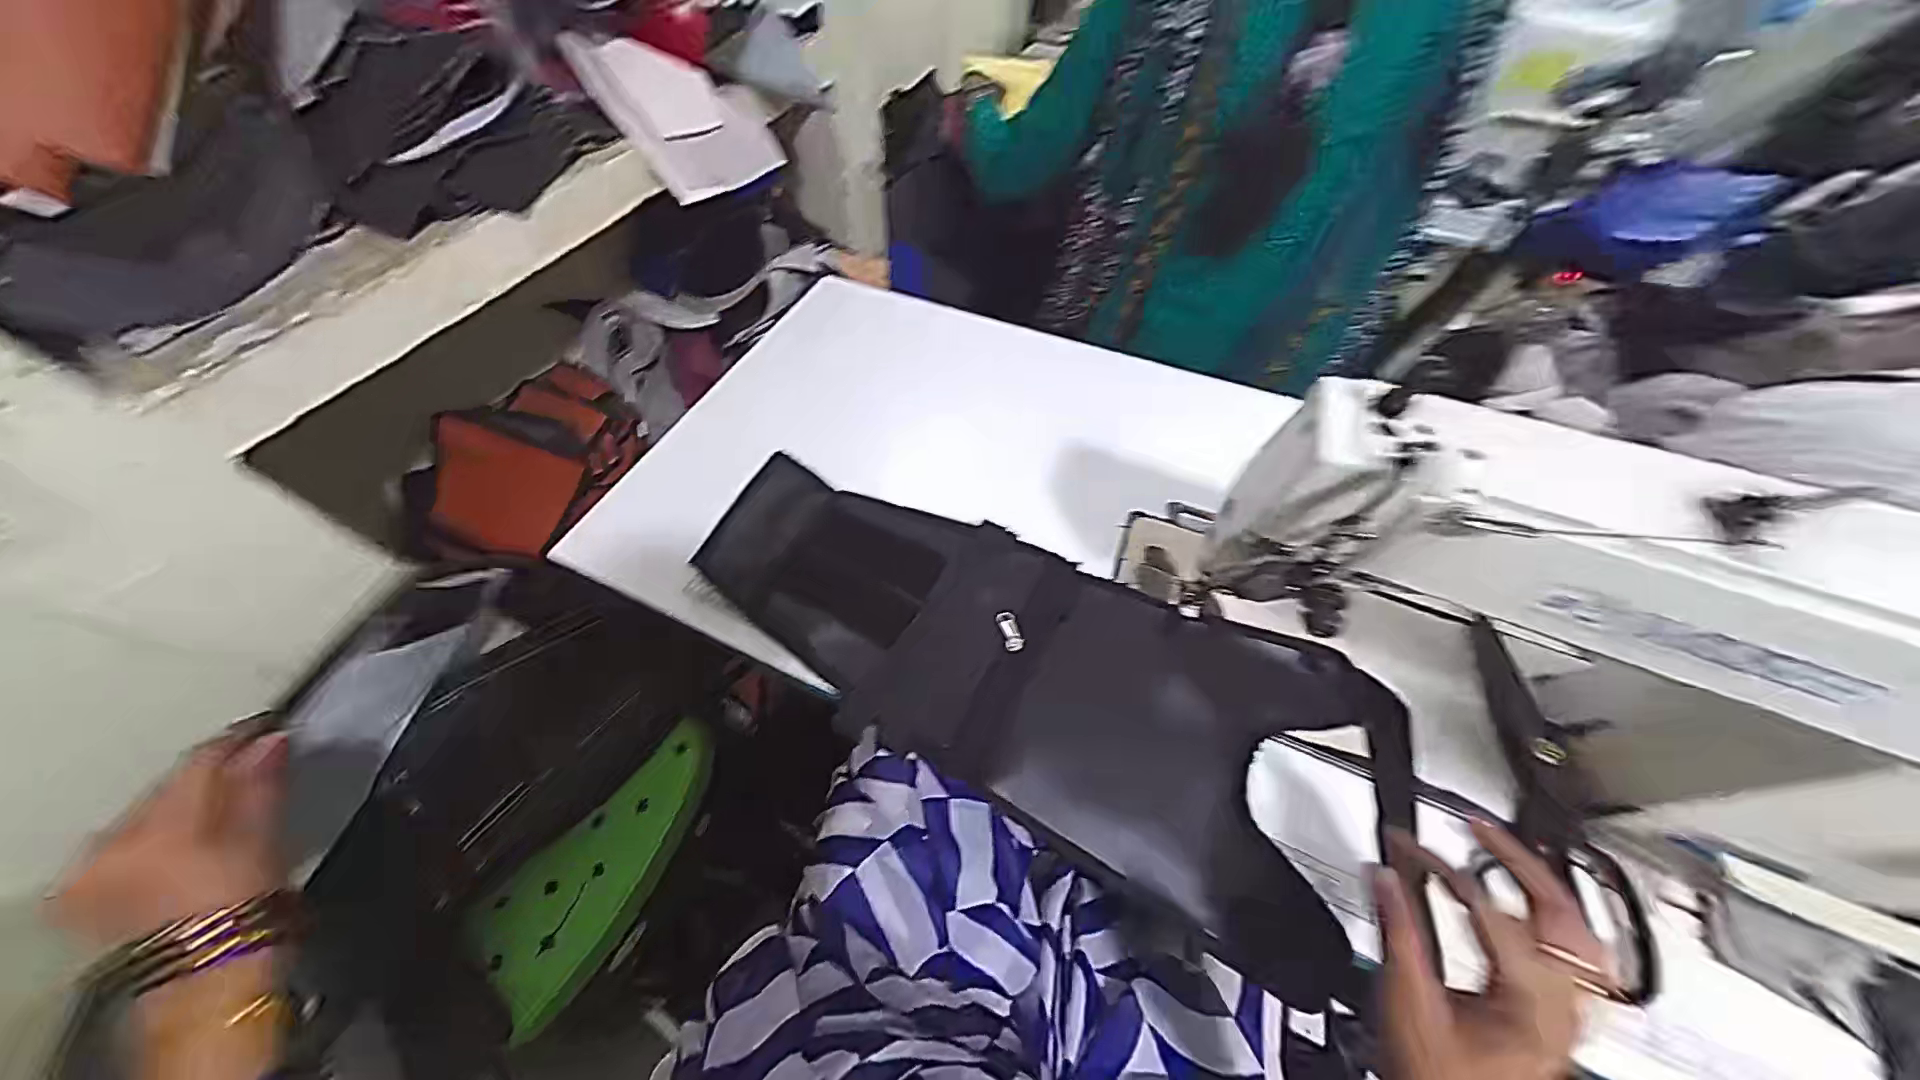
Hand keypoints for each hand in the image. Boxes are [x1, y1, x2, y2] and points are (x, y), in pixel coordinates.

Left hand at [53, 727, 288, 946]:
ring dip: (179, 803)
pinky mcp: (79, 893)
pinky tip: (182, 838)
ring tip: (218, 806)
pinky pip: (119, 841)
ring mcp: (88, 874)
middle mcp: (112, 847)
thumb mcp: (265, 836)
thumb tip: (269, 740)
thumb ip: (261, 783)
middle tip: (249, 765)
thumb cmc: (246, 905)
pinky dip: (154, 831)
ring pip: (141, 813)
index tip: (261, 729)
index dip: (235, 741)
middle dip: (207, 776)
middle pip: (165, 788)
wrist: (209, 972)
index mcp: (164, 830)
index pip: (198, 763)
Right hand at [1374, 820, 1610, 1079]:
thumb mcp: (1408, 1000)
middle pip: (1566, 920)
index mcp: (1532, 1010)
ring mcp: (1568, 1017)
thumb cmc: (1436, 1075)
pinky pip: (1577, 959)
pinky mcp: (1557, 1016)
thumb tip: (1383, 875)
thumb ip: (1398, 932)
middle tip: (1478, 828)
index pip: (1491, 914)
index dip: (1443, 870)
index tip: (1406, 847)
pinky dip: (1552, 920)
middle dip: (1520, 864)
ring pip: (1582, 939)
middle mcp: (1564, 1013)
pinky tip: (1528, 903)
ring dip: (1545, 889)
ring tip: (1506, 853)